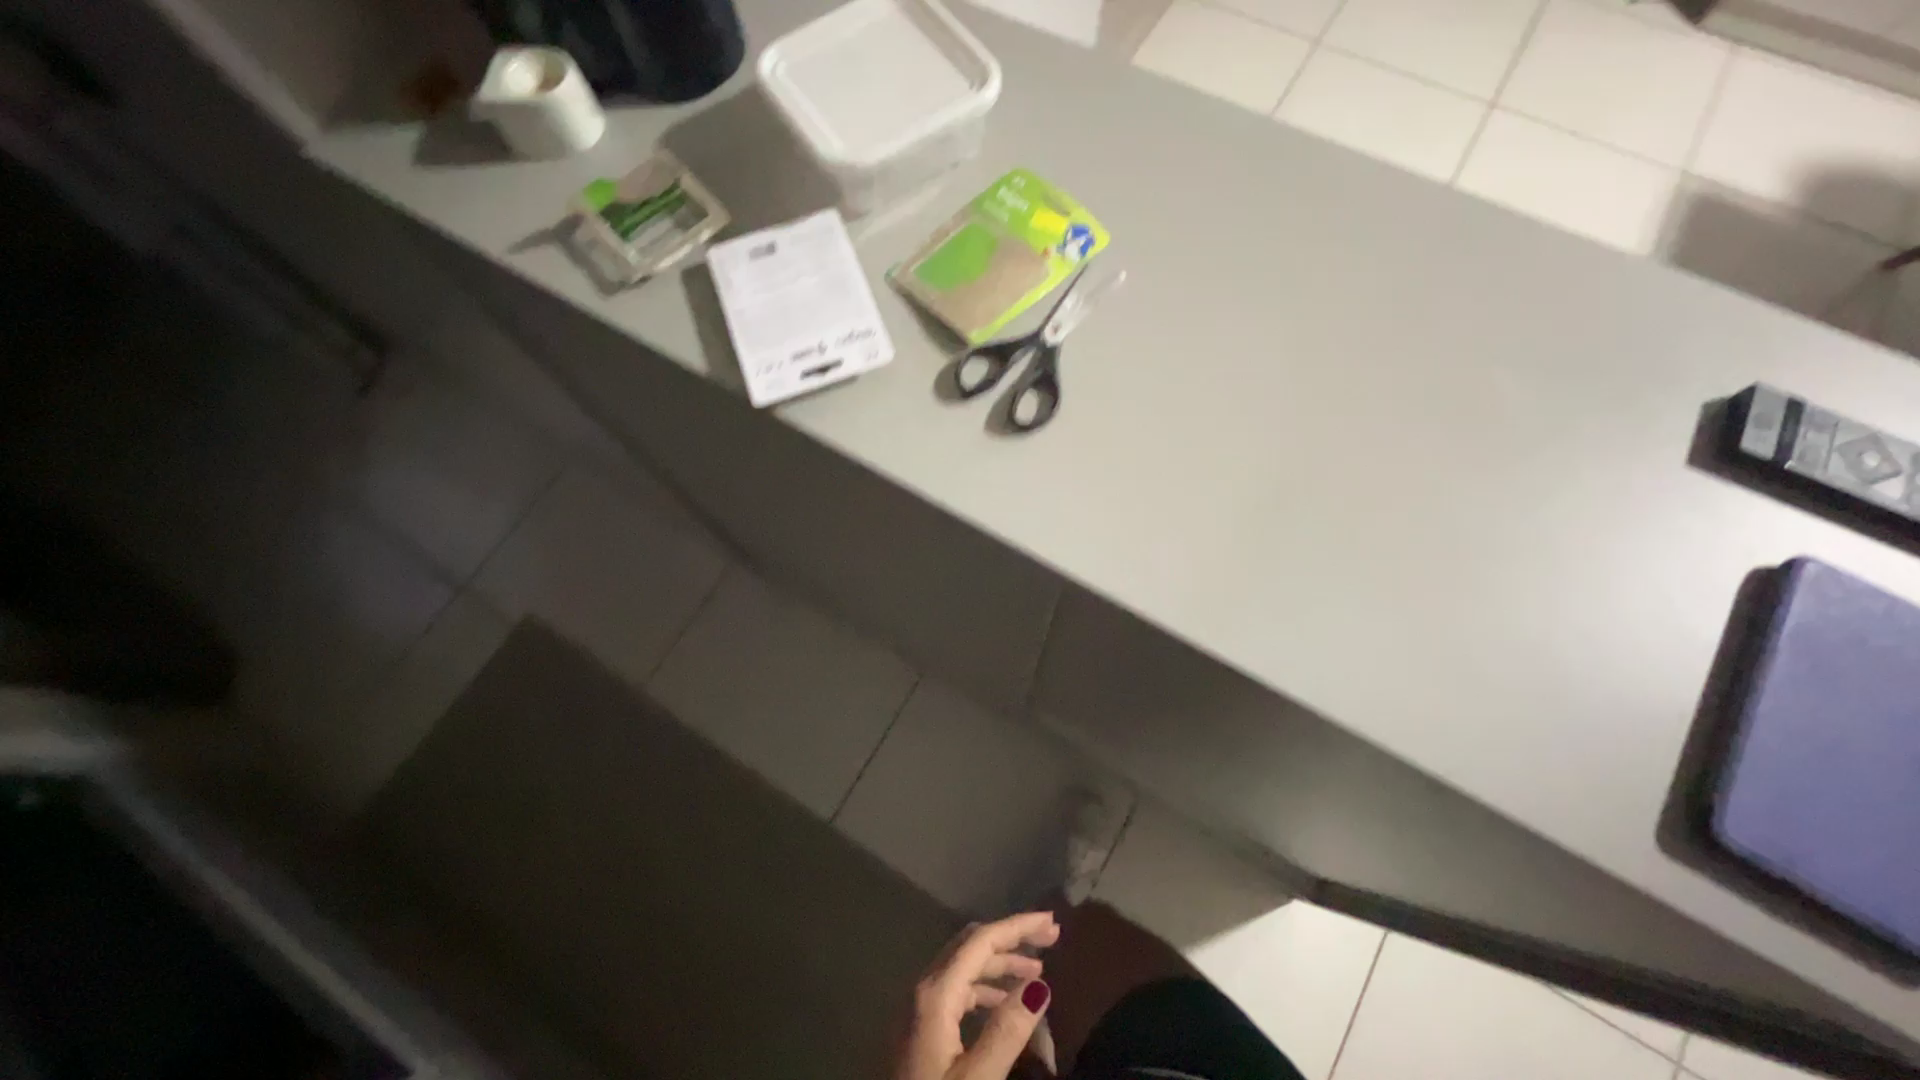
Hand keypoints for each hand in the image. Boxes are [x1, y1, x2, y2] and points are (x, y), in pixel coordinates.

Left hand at [895, 912, 1059, 1079]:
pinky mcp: (919, 1031)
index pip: (981, 941)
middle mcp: (923, 992)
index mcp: (935, 995)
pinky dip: (984, 987)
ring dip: (999, 964)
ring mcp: (917, 1010)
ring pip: (962, 968)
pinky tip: (1003, 1006)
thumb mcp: (977, 1078)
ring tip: (1036, 974)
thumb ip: (1007, 1031)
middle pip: (970, 946)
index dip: (1018, 926)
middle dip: (1010, 938)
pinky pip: (956, 991)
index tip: (1054, 923)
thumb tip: (1040, 984)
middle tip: (1050, 941)